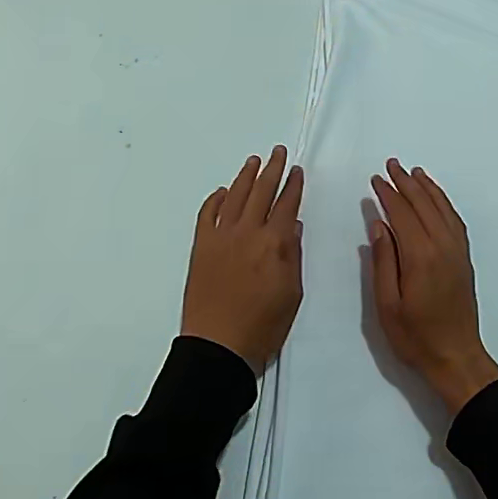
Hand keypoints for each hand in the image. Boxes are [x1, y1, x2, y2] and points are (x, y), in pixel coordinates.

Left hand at [181, 146, 305, 370]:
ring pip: (235, 197)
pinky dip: (216, 200)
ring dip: (245, 177)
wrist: (219, 345)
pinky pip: (207, 215)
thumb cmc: (263, 325)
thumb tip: (291, 226)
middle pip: (261, 192)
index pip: (286, 204)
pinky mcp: (201, 247)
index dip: (293, 186)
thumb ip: (292, 255)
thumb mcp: (292, 293)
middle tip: (277, 152)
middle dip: (272, 170)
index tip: (296, 171)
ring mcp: (221, 237)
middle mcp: (247, 232)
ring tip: (253, 161)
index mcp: (274, 243)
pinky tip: (223, 192)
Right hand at [368, 159, 497, 414]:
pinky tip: (436, 198)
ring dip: (427, 188)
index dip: (388, 194)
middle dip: (406, 183)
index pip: (403, 214)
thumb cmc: (415, 336)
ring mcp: (457, 251)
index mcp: (420, 257)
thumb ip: (383, 262)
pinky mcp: (464, 259)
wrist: (456, 356)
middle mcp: (442, 247)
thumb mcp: (387, 304)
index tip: (376, 180)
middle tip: (392, 165)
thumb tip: (379, 225)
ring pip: (442, 209)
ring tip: (413, 172)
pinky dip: (444, 203)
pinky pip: (454, 221)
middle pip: (424, 205)